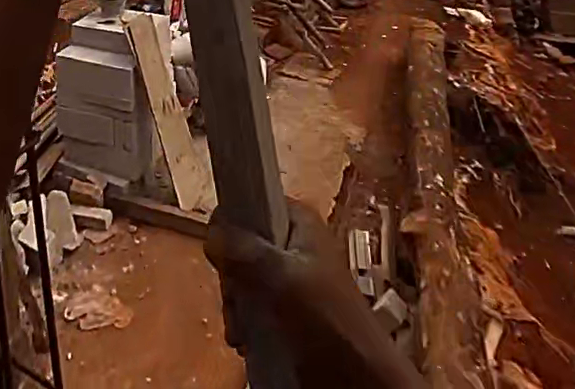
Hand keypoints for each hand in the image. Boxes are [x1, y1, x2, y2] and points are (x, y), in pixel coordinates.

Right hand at [206, 200, 423, 388]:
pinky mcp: (289, 307)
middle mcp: (293, 243)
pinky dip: (246, 321)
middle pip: (242, 245)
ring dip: (236, 305)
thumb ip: (246, 253)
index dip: (233, 228)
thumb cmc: (329, 320)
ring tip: (242, 332)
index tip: (224, 258)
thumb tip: (212, 232)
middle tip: (236, 303)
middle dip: (233, 278)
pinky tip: (246, 341)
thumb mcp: (284, 280)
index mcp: (299, 221)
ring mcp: (291, 276)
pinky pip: (254, 303)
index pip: (252, 203)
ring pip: (245, 277)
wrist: (362, 381)